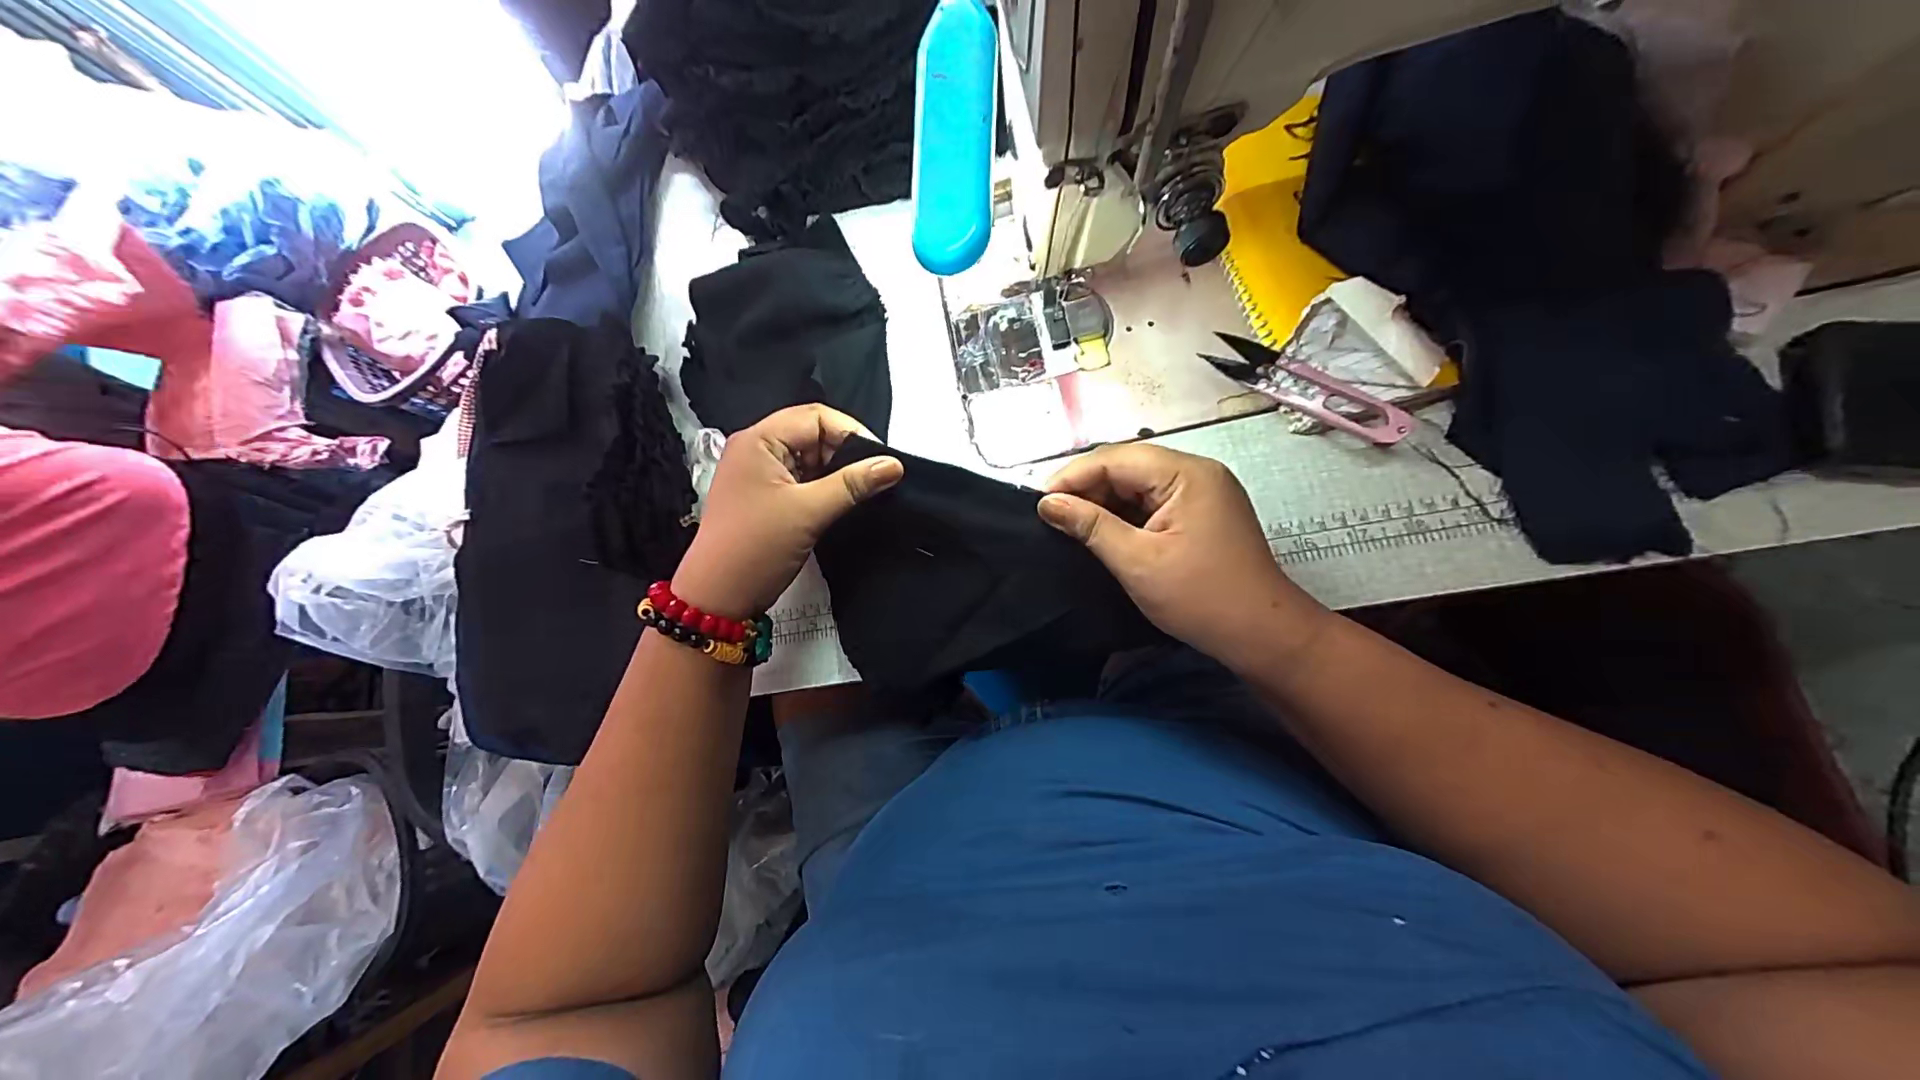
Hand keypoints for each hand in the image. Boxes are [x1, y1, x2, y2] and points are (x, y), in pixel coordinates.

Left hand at [672, 405, 902, 617]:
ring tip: (863, 492)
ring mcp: (759, 474)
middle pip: (813, 434)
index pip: (816, 417)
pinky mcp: (765, 496)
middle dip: (846, 454)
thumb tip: (894, 465)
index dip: (853, 433)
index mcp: (759, 440)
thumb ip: (853, 484)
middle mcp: (756, 449)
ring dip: (836, 473)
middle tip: (875, 478)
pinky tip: (843, 503)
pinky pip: (802, 480)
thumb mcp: (809, 512)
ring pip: (810, 458)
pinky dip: (824, 488)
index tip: (882, 460)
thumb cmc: (755, 548)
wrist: (716, 598)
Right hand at [1038, 444, 1328, 672]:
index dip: (1073, 476)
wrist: (1262, 635)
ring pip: (1138, 485)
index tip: (1039, 503)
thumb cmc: (1201, 598)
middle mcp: (1196, 472)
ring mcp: (1202, 492)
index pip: (1116, 458)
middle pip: (1127, 467)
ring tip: (1070, 526)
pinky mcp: (1200, 513)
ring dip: (1104, 503)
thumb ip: (1090, 526)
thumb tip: (1048, 504)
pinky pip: (1153, 502)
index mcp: (1186, 473)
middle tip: (1052, 517)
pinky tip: (1101, 532)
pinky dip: (1125, 515)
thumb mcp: (1137, 561)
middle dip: (1087, 489)